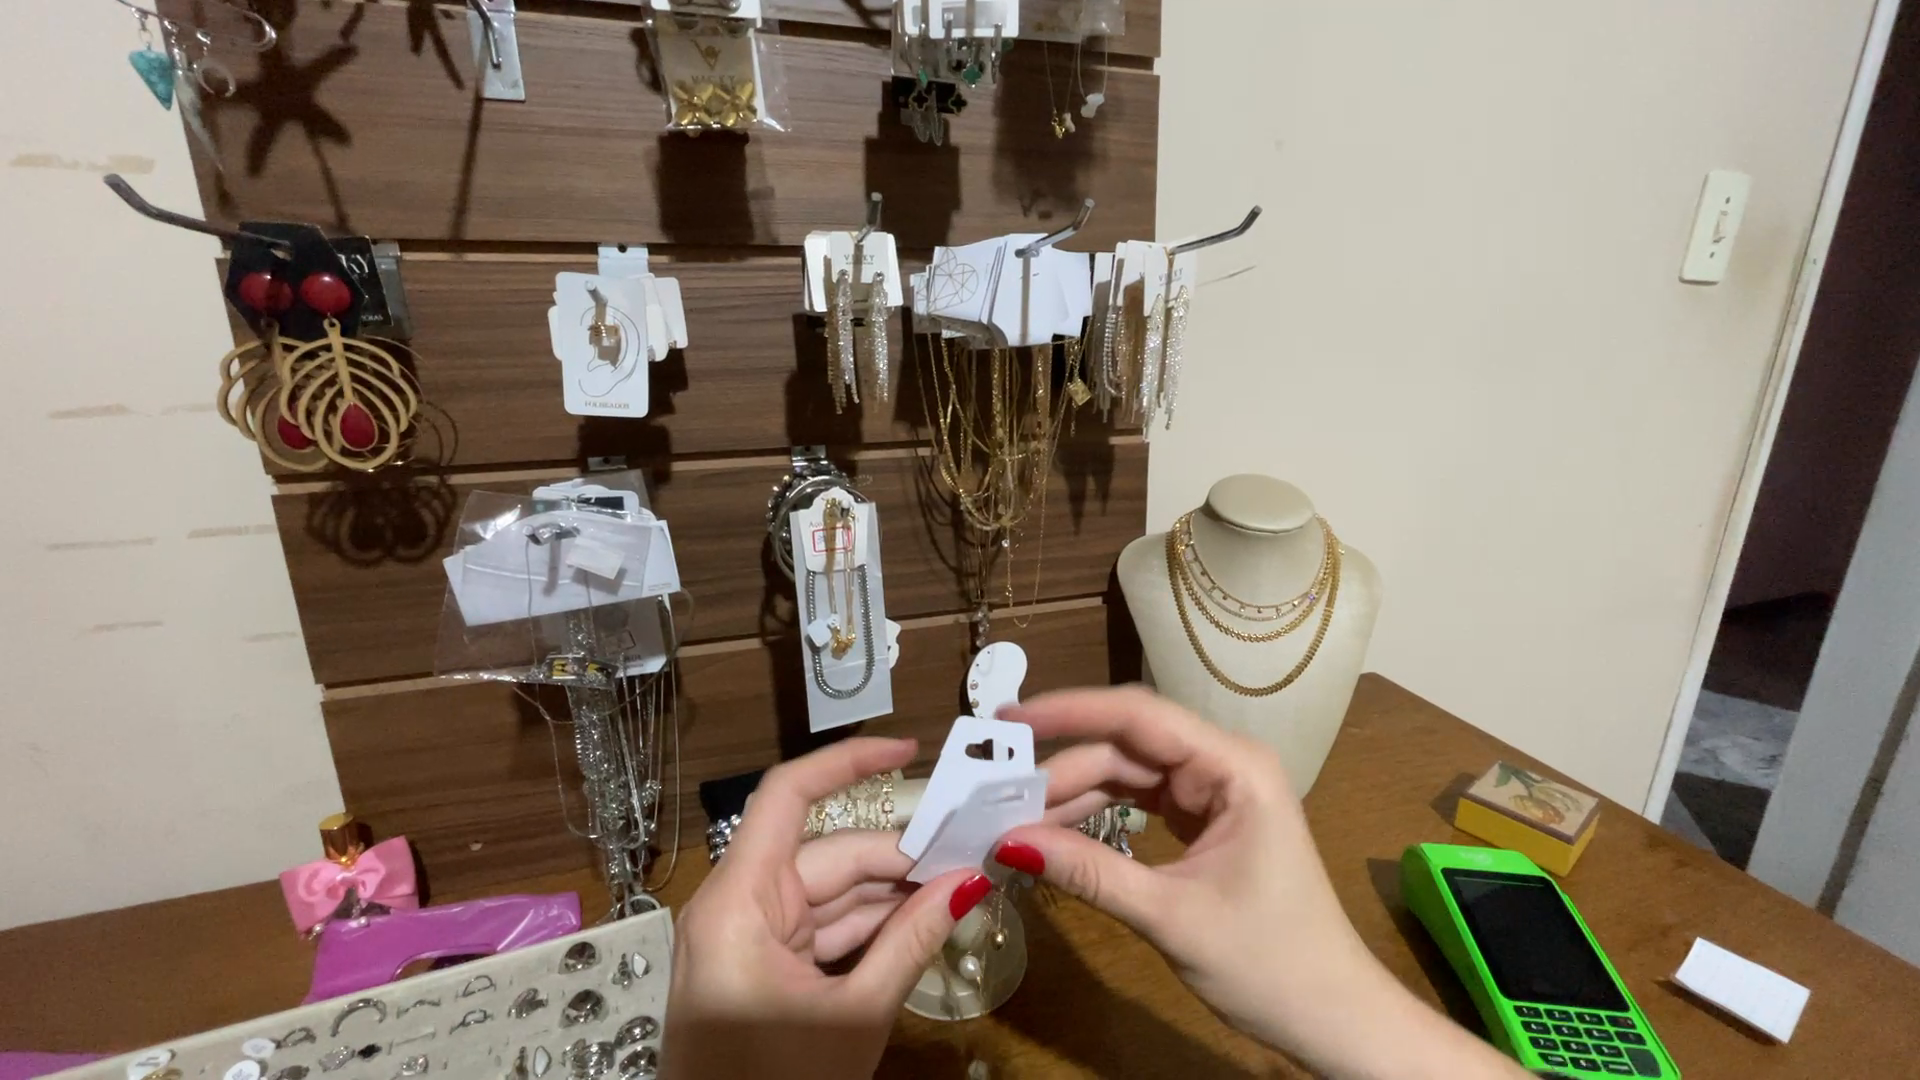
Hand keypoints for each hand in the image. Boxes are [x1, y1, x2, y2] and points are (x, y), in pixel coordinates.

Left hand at [662, 737, 987, 1079]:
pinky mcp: (762, 965)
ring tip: (957, 883)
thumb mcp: (853, 1020)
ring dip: (890, 892)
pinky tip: (921, 921)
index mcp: (739, 901)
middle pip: (827, 853)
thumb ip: (911, 943)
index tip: (908, 751)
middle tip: (968, 851)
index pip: (789, 796)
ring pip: (830, 892)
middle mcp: (737, 904)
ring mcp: (749, 936)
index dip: (848, 762)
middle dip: (898, 856)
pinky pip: (822, 927)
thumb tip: (971, 882)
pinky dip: (868, 926)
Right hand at [992, 687, 1527, 1078]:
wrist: (1334, 1021)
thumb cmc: (1271, 966)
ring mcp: (1209, 789)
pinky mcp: (1198, 816)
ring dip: (1071, 794)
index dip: (1070, 712)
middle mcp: (1220, 763)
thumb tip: (1007, 842)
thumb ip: (1089, 872)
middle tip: (997, 794)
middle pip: (1124, 746)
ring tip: (1013, 818)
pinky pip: (1134, 800)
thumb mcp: (1171, 917)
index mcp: (1233, 767)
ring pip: (1124, 772)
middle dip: (1062, 770)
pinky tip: (1053, 830)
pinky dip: (1093, 814)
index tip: (1010, 720)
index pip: (1138, 717)